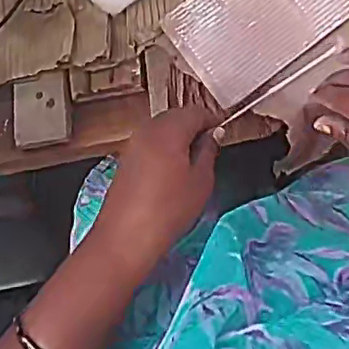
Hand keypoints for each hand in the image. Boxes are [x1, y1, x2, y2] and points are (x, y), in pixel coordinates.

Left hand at [83, 105, 220, 278]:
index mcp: (169, 129)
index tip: (223, 133)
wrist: (125, 237)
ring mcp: (132, 143)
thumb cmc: (170, 209)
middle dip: (194, 126)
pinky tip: (171, 170)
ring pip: (161, 129)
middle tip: (210, 147)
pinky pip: (149, 142)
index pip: (195, 112)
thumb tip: (212, 134)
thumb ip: (208, 151)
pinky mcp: (124, 158)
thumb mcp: (201, 181)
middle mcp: (148, 129)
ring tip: (192, 161)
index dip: (212, 120)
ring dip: (178, 137)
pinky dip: (163, 148)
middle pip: (176, 116)